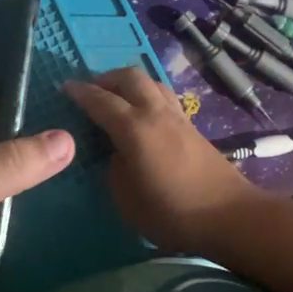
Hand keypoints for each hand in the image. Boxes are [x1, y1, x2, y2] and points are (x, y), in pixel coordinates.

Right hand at [65, 68, 275, 254]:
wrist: (228, 214)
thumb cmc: (172, 212)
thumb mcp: (127, 201)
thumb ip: (114, 170)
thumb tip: (115, 153)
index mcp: (134, 129)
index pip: (100, 101)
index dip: (80, 93)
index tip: (64, 88)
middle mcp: (155, 113)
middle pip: (129, 77)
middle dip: (106, 78)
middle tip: (90, 91)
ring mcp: (177, 116)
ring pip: (150, 81)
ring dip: (129, 83)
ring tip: (116, 97)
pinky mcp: (191, 125)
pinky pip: (163, 95)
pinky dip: (146, 94)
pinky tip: (142, 112)